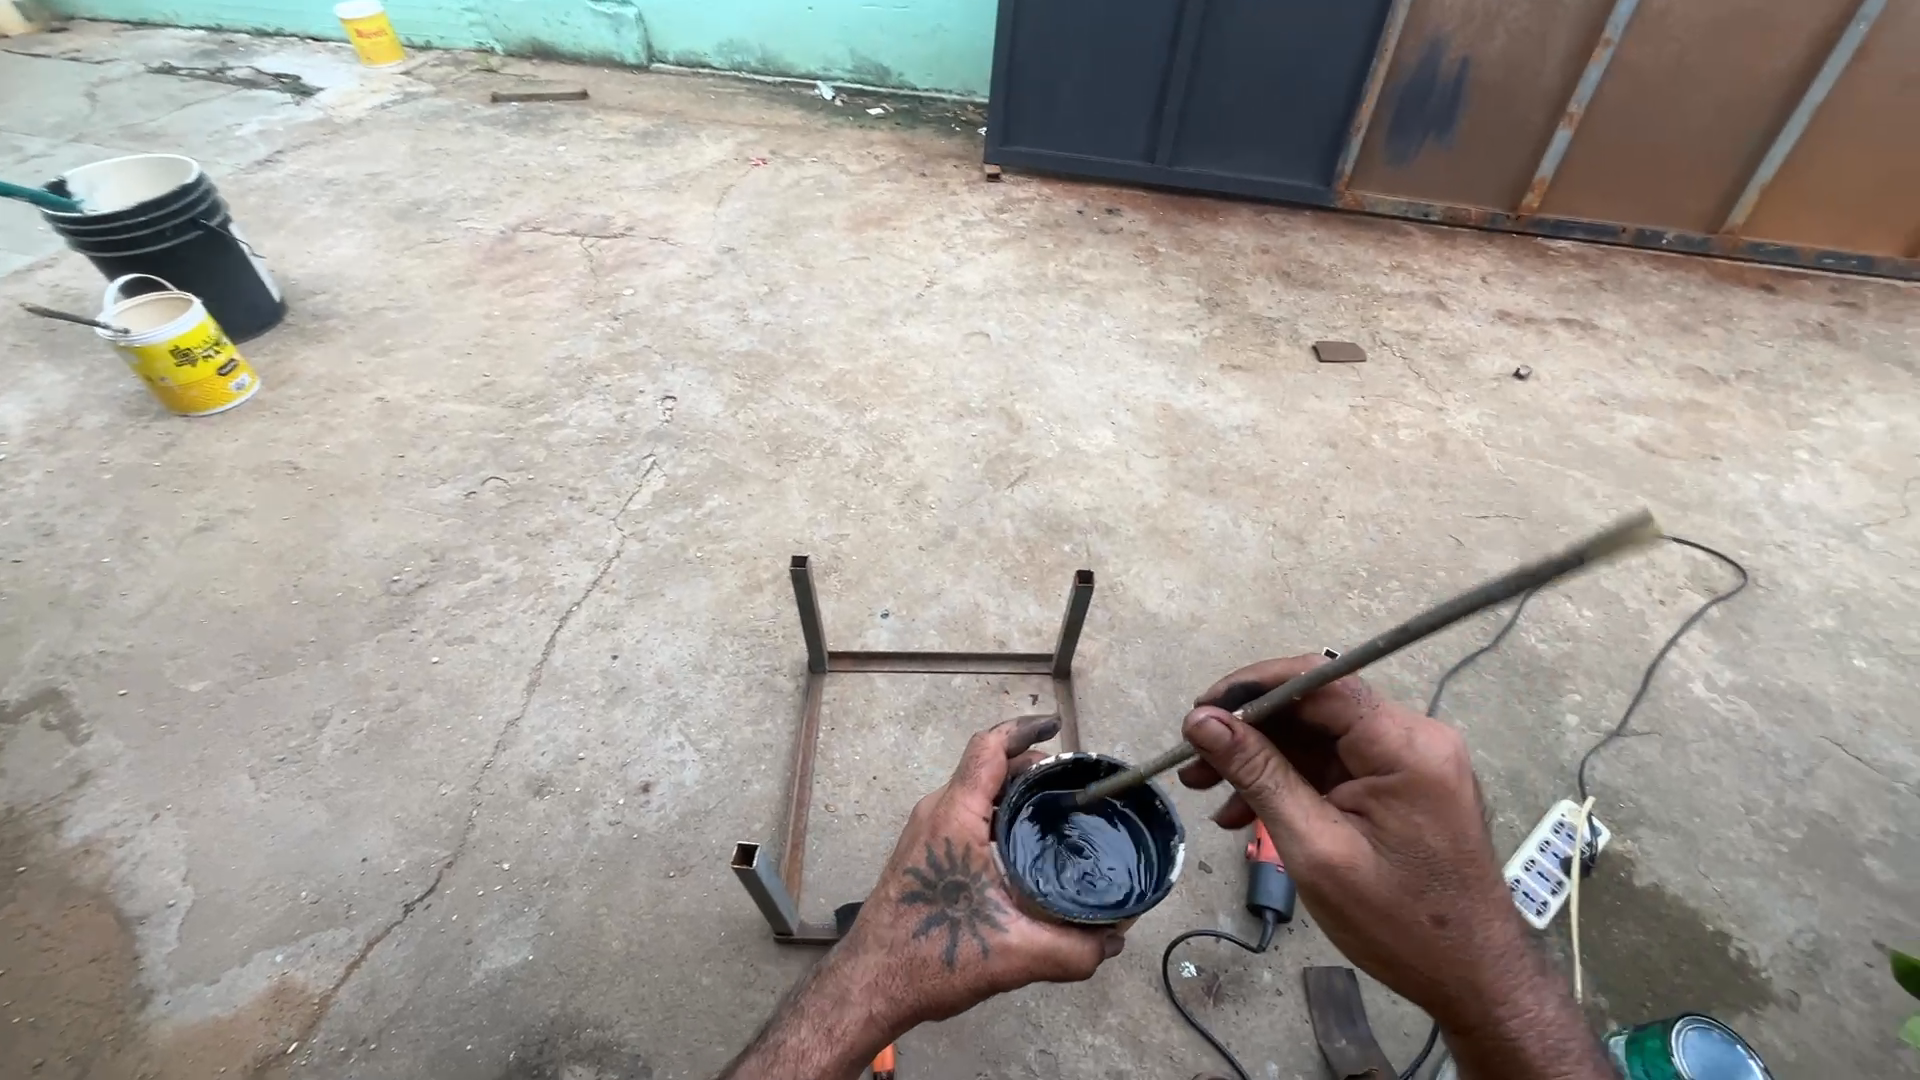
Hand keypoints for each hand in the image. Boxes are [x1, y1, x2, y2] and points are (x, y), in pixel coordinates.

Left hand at [837, 714, 1125, 1029]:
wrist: (870, 981)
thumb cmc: (931, 954)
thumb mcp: (1014, 954)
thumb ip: (1074, 949)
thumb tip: (1116, 939)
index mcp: (956, 814)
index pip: (990, 747)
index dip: (1024, 729)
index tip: (1057, 727)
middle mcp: (937, 810)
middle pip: (986, 764)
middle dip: (1029, 762)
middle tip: (1069, 781)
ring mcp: (925, 829)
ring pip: (974, 788)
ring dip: (1011, 788)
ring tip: (1051, 806)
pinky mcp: (921, 850)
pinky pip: (964, 810)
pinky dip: (994, 809)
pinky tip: (1018, 841)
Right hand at [1176, 656, 1531, 1031]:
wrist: (1472, 982)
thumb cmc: (1398, 923)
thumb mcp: (1314, 847)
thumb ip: (1257, 774)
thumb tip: (1200, 721)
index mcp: (1405, 746)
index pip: (1318, 681)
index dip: (1251, 687)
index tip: (1200, 712)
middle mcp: (1413, 737)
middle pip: (1311, 707)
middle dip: (1246, 731)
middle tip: (1193, 760)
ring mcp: (1407, 759)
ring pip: (1313, 735)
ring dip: (1258, 758)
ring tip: (1204, 788)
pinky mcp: (1398, 781)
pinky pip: (1329, 761)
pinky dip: (1285, 779)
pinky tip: (1245, 809)